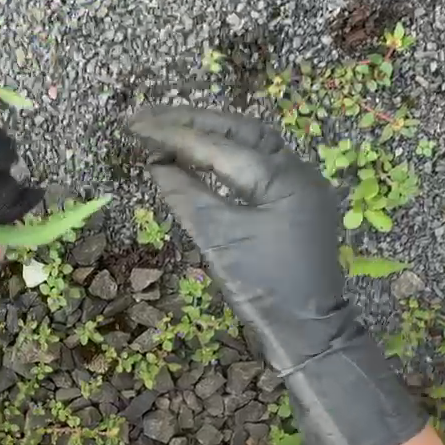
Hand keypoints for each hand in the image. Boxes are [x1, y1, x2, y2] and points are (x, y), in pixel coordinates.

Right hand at [128, 107, 424, 444]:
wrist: (309, 328)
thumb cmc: (263, 286)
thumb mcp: (217, 241)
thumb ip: (186, 196)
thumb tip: (156, 165)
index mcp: (282, 178)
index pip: (219, 145)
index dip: (174, 134)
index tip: (135, 125)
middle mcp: (297, 169)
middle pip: (238, 129)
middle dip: (190, 120)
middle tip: (145, 116)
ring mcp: (300, 182)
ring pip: (250, 140)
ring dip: (208, 131)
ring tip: (166, 126)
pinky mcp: (295, 197)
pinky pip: (257, 161)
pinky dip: (224, 151)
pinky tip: (198, 153)